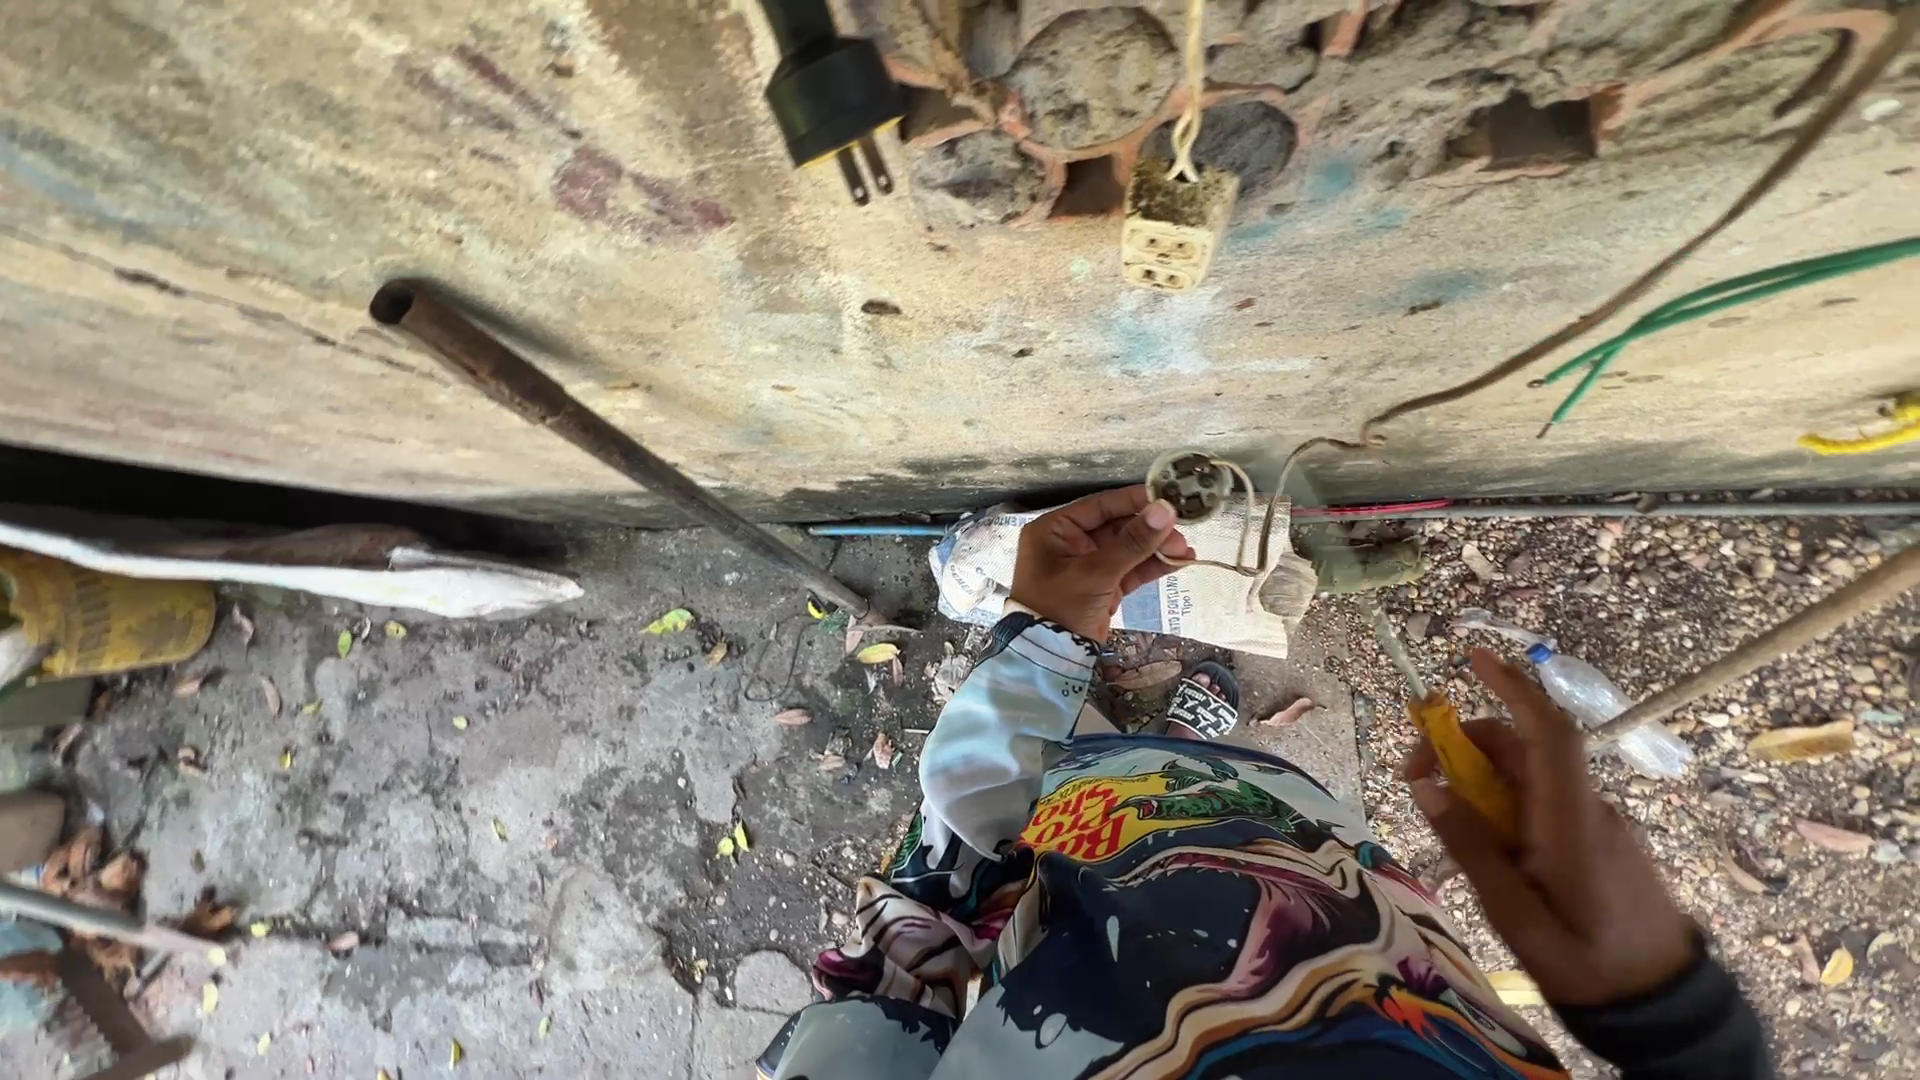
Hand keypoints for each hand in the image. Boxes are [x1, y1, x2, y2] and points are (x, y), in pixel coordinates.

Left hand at [1008, 485, 1193, 641]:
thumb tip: (1165, 509)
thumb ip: (1133, 542)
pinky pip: (1129, 569)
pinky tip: (1178, 562)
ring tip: (1185, 549)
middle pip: (1117, 526)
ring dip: (1155, 548)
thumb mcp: (1096, 573)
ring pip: (1126, 548)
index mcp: (1054, 529)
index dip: (1135, 500)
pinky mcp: (1101, 585)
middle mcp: (1069, 542)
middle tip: (1182, 530)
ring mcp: (1086, 564)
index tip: (1168, 496)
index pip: (1100, 506)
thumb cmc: (1061, 607)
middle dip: (1150, 529)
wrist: (1049, 658)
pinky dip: (1151, 566)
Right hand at [1404, 648, 1694, 1006]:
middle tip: (1411, 779)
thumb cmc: (1588, 964)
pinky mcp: (1595, 838)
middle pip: (1518, 748)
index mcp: (1571, 821)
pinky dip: (1497, 802)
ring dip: (1473, 778)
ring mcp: (1594, 822)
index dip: (1513, 688)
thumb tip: (1424, 786)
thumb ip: (1469, 846)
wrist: (1668, 1010)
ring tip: (1443, 821)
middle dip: (1457, 746)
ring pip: (1523, 775)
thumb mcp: (1514, 914)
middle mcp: (1586, 809)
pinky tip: (1482, 843)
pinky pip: (1537, 799)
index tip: (1473, 658)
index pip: (1549, 733)